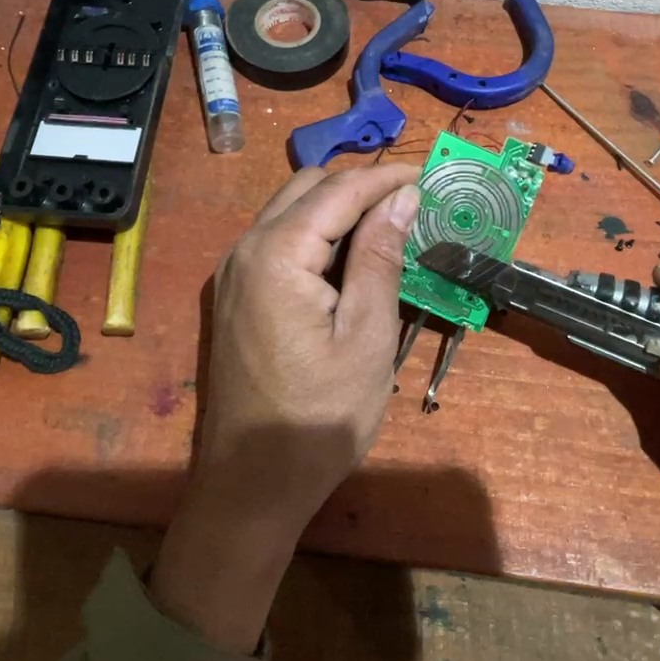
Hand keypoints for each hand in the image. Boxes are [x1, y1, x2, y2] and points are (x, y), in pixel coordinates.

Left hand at [150, 163, 418, 651]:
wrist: (249, 484)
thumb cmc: (318, 417)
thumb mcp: (366, 337)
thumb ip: (380, 257)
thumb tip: (401, 197)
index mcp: (276, 254)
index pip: (336, 191)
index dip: (384, 178)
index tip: (427, 176)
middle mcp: (244, 249)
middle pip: (305, 189)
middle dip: (358, 185)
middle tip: (409, 201)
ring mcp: (232, 273)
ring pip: (288, 211)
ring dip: (335, 208)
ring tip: (386, 225)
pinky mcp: (233, 295)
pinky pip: (275, 241)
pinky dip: (314, 233)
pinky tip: (346, 258)